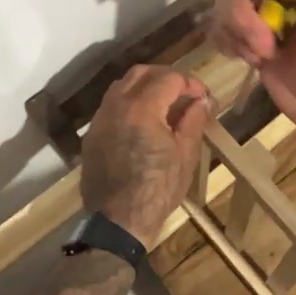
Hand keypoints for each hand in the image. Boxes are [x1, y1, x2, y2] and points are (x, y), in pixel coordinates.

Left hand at [81, 65, 210, 247]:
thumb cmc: (158, 189)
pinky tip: (143, 123)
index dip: (190, 84)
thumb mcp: (185, 155)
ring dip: (145, 87)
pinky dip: (129, 103)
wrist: (118, 221)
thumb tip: (203, 100)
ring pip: (122, 86)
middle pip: (141, 73)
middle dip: (166, 77)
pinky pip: (111, 106)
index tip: (203, 97)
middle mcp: (116, 105)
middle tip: (184, 94)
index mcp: (142, 108)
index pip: (169, 78)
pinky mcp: (92, 135)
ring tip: (164, 106)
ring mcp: (100, 119)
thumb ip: (193, 120)